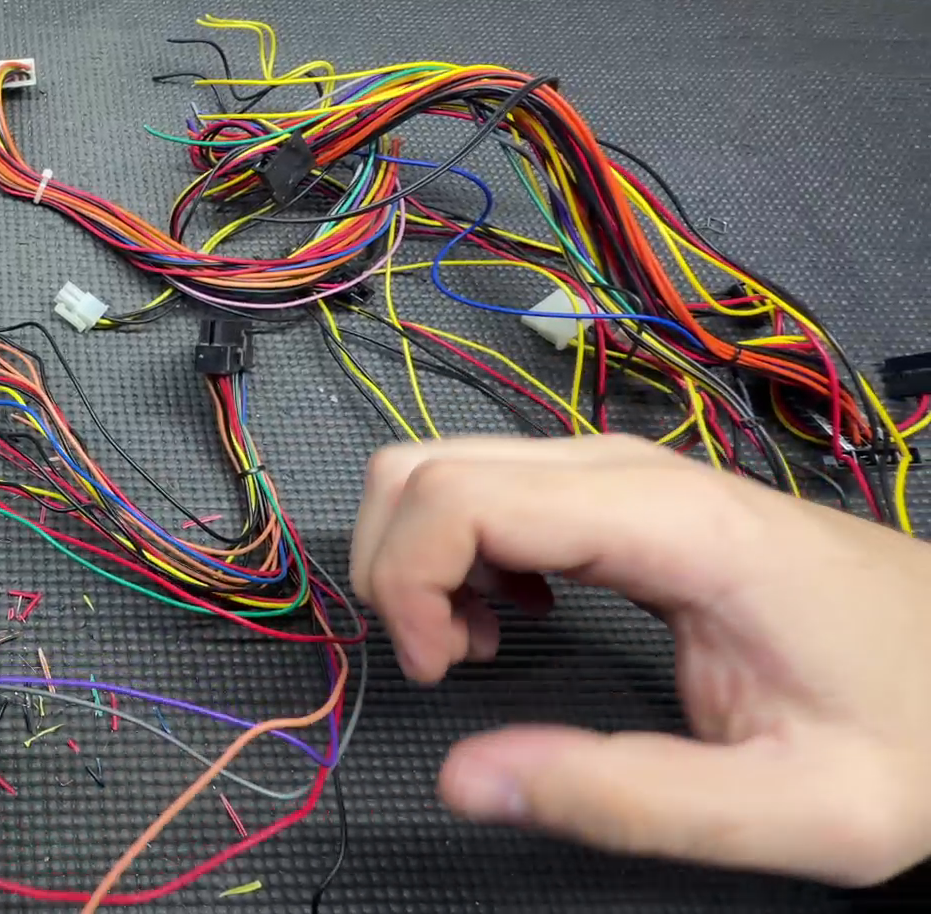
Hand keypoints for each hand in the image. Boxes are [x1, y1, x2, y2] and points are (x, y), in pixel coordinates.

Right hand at [350, 434, 930, 885]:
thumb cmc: (911, 724)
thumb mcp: (804, 809)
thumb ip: (626, 801)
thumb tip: (459, 781)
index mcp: (656, 519)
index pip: (451, 499)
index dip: (407, 580)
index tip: (437, 668)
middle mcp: (605, 465)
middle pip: (415, 471)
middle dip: (392, 567)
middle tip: (444, 654)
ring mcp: (592, 462)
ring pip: (424, 470)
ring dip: (412, 554)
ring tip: (471, 632)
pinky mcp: (585, 479)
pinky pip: (462, 485)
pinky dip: (444, 545)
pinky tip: (505, 605)